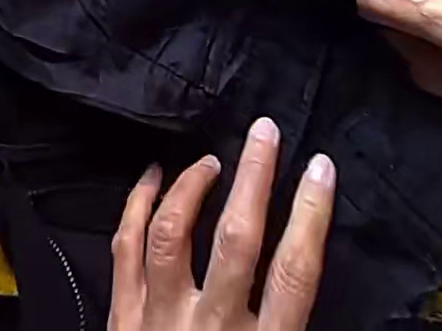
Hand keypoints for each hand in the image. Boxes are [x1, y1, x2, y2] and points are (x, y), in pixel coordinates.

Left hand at [109, 117, 336, 330]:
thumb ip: (290, 322)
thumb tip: (309, 268)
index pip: (293, 273)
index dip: (311, 214)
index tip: (321, 166)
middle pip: (236, 240)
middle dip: (254, 176)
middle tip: (265, 130)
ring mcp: (158, 326)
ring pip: (172, 236)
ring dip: (194, 185)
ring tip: (213, 160)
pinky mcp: (120, 325)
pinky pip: (124, 253)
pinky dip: (136, 206)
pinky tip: (154, 175)